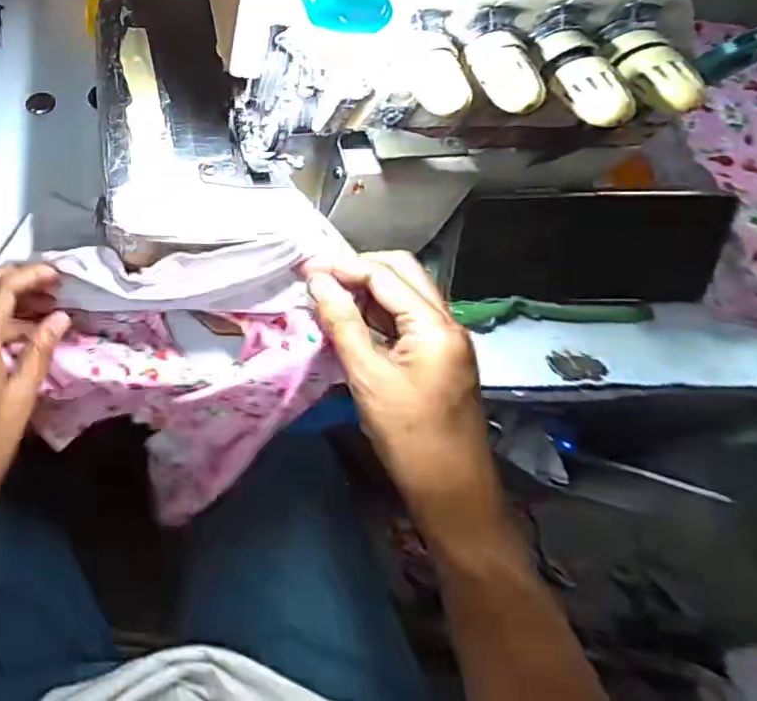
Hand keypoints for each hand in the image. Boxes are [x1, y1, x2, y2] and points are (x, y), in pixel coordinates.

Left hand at [0, 264, 70, 539]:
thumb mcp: (20, 400)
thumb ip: (39, 352)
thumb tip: (60, 316)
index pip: (1, 288)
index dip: (30, 274)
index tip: (60, 275)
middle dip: (16, 276)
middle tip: (52, 285)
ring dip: (8, 297)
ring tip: (47, 308)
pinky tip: (23, 334)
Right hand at [300, 252, 498, 526]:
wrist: (452, 490)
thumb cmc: (409, 435)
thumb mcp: (367, 375)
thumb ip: (342, 322)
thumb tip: (318, 281)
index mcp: (435, 327)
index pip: (385, 275)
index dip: (342, 266)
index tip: (305, 270)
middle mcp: (446, 324)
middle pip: (402, 272)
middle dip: (358, 267)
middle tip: (318, 277)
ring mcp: (443, 340)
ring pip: (403, 292)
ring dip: (365, 286)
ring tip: (326, 294)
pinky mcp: (435, 355)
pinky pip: (403, 316)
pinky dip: (374, 309)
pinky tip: (347, 317)